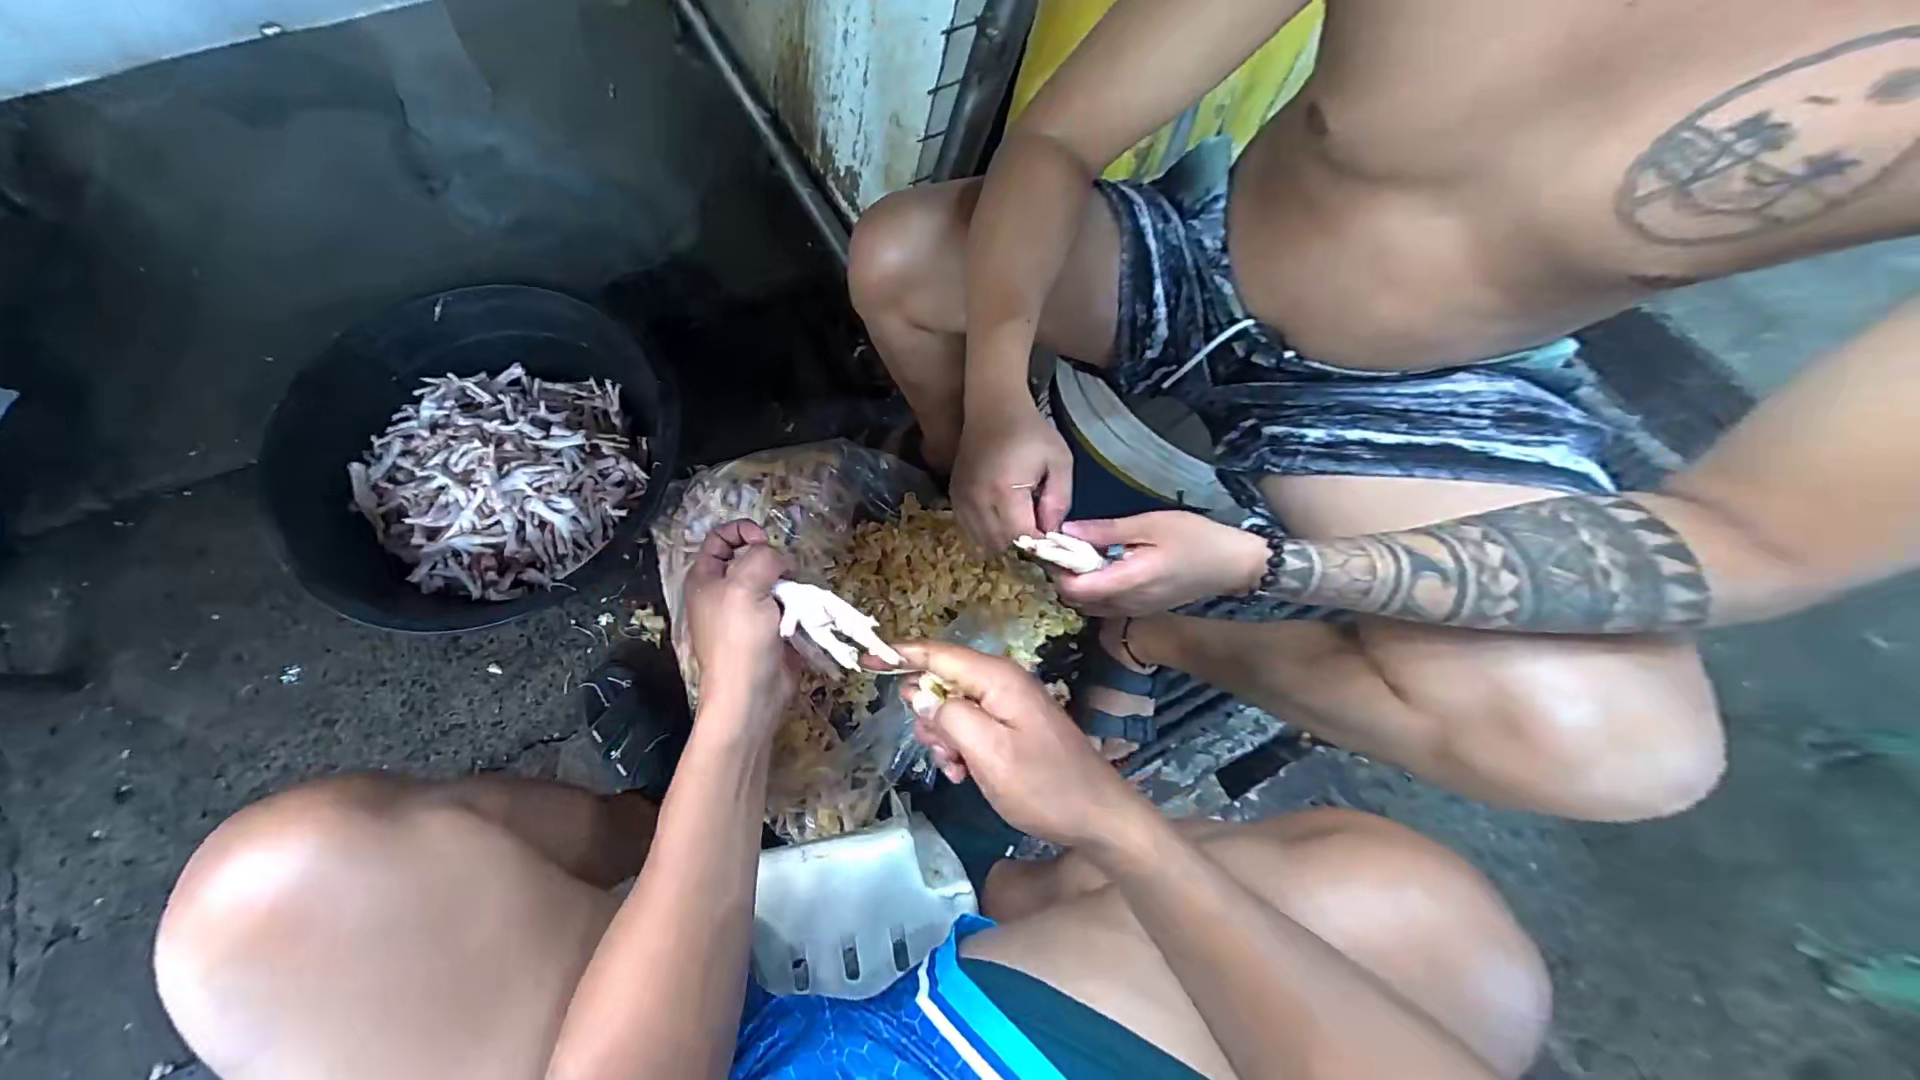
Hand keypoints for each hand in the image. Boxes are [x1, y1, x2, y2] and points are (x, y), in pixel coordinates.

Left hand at [683, 520, 795, 726]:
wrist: (752, 694)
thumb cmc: (739, 640)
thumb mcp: (745, 586)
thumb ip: (762, 558)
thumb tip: (780, 560)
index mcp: (706, 579)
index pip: (720, 539)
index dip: (742, 531)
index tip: (764, 540)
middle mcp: (725, 593)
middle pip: (753, 560)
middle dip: (774, 561)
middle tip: (786, 574)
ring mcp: (748, 613)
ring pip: (776, 583)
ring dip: (791, 586)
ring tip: (797, 598)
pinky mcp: (771, 630)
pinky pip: (788, 606)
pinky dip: (799, 606)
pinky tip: (804, 613)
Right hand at [891, 642, 1141, 847]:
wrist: (1097, 815)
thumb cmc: (1044, 786)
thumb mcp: (989, 754)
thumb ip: (949, 718)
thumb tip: (919, 694)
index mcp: (997, 678)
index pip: (938, 654)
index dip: (900, 654)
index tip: (865, 658)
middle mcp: (1002, 681)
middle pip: (942, 682)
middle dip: (928, 715)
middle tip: (939, 752)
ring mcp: (1008, 702)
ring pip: (952, 707)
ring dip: (944, 738)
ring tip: (957, 769)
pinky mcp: (1012, 723)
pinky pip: (970, 725)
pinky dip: (960, 747)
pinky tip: (965, 772)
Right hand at [951, 394, 1073, 549]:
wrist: (993, 408)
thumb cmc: (1031, 432)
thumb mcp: (1059, 462)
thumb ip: (1059, 502)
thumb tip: (1051, 534)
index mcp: (1004, 490)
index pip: (1021, 538)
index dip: (1040, 547)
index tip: (1054, 543)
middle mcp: (977, 500)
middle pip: (1000, 546)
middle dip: (1022, 548)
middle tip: (1039, 536)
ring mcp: (961, 500)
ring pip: (983, 543)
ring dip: (1005, 543)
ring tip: (1022, 528)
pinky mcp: (954, 498)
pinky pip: (970, 531)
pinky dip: (988, 534)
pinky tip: (1004, 521)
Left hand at [1051, 512, 1267, 615]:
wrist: (1234, 565)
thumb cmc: (1195, 539)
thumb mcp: (1150, 524)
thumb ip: (1105, 530)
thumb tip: (1065, 530)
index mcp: (1127, 583)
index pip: (1074, 590)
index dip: (1057, 570)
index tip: (1052, 547)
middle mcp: (1126, 605)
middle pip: (1076, 601)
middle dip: (1062, 576)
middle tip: (1061, 547)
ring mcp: (1134, 611)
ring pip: (1088, 606)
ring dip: (1076, 584)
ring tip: (1077, 555)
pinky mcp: (1140, 611)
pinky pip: (1104, 606)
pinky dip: (1092, 590)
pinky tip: (1098, 566)